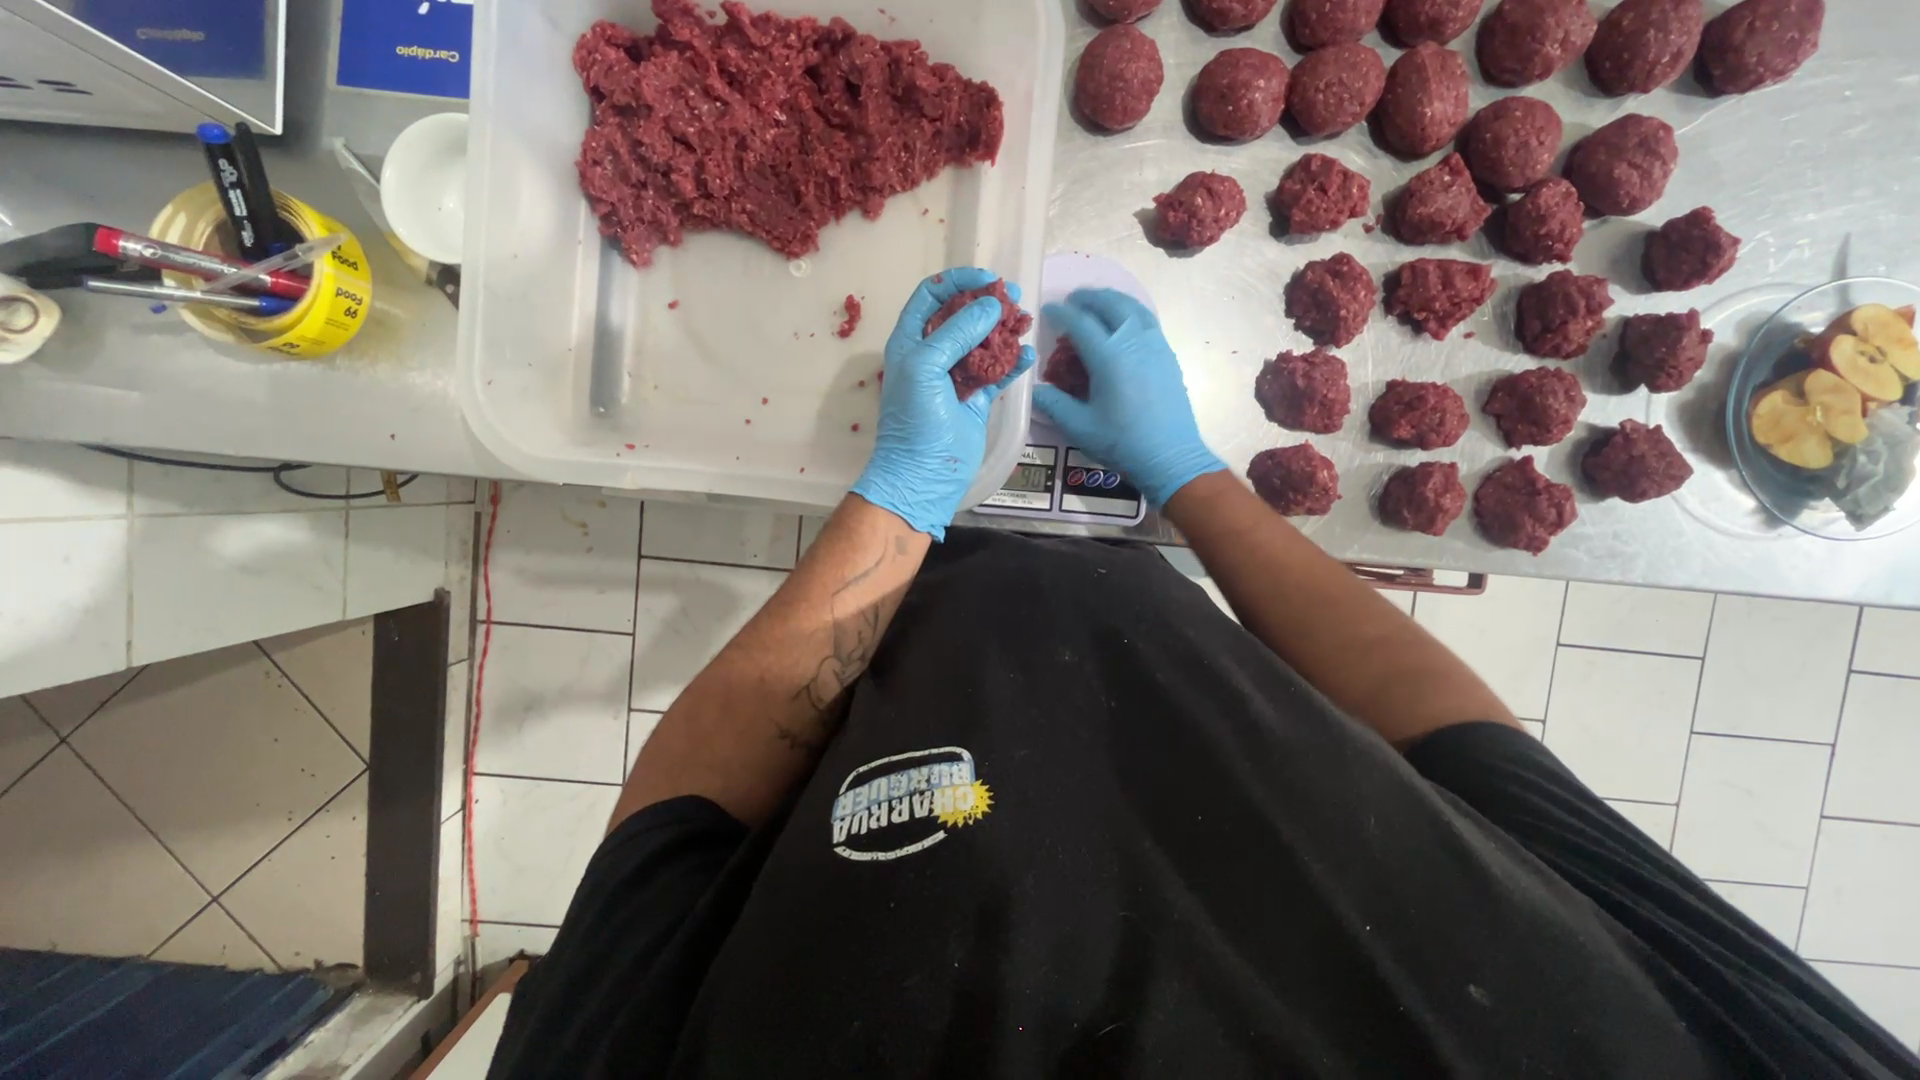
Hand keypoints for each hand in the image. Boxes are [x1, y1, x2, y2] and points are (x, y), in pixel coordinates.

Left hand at [851, 268, 1034, 540]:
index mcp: (911, 341)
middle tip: (1013, 297)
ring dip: (1003, 330)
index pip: (931, 295)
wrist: (923, 474)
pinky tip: (1028, 354)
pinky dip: (1013, 362)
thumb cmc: (915, 419)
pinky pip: (998, 372)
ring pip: (983, 341)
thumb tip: (990, 305)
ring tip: (1024, 321)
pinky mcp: (977, 399)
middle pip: (961, 314)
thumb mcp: (926, 367)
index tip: (987, 278)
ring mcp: (956, 376)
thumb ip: (957, 332)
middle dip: (986, 302)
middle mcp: (932, 354)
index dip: (957, 280)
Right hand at [1034, 288, 1225, 506]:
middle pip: (1110, 304)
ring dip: (1112, 300)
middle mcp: (1134, 342)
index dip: (1061, 313)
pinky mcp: (1167, 355)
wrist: (1170, 456)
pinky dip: (1130, 312)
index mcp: (1109, 357)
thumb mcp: (1079, 427)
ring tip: (1097, 304)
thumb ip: (1053, 404)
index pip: (1080, 323)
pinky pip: (1147, 321)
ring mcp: (1155, 345)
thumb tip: (1032, 390)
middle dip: (1089, 298)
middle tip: (1072, 300)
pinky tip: (1123, 324)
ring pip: (1133, 308)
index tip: (1047, 310)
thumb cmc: (1121, 443)